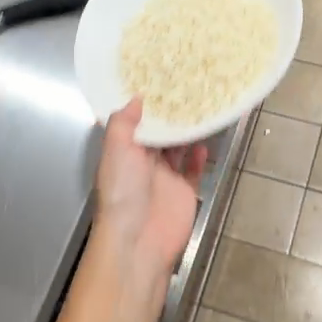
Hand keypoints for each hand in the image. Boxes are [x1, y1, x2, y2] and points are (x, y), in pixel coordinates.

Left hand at [94, 98, 205, 283]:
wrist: (139, 240)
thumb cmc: (124, 193)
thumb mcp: (117, 151)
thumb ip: (124, 123)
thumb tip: (136, 98)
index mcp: (124, 151)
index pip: (136, 123)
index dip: (146, 105)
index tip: (159, 81)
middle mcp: (144, 162)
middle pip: (160, 134)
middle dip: (171, 115)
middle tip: (188, 89)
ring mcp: (165, 177)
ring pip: (179, 148)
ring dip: (188, 132)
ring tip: (202, 109)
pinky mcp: (185, 191)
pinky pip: (194, 169)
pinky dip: (199, 155)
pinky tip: (205, 141)